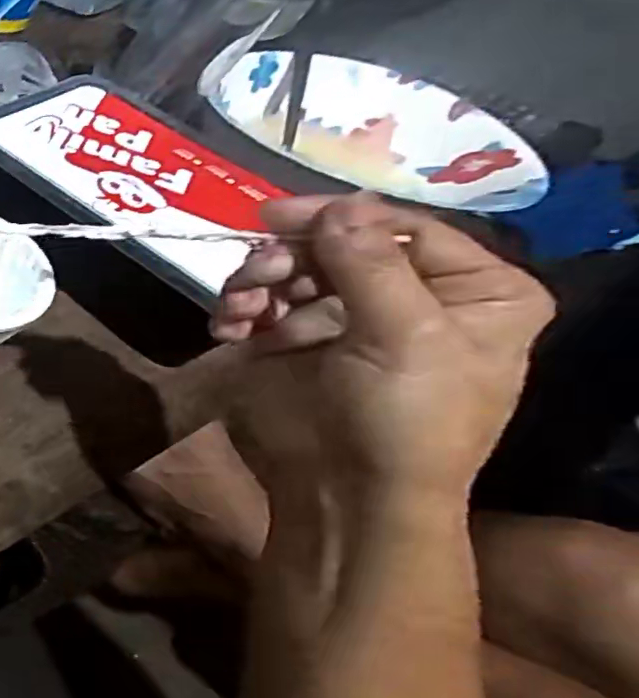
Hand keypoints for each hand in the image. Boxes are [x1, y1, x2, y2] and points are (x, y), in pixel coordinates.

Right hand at [211, 194, 552, 502]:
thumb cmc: (404, 417)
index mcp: (468, 290)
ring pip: (288, 274)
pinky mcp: (286, 344)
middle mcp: (404, 297)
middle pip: (334, 248)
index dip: (339, 217)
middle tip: (255, 275)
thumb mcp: (405, 337)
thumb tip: (336, 205)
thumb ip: (370, 266)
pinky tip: (228, 332)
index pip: (401, 229)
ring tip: (237, 312)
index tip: (273, 214)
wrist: (342, 492)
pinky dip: (236, 313)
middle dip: (287, 259)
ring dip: (254, 285)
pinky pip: (257, 308)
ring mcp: (339, 321)